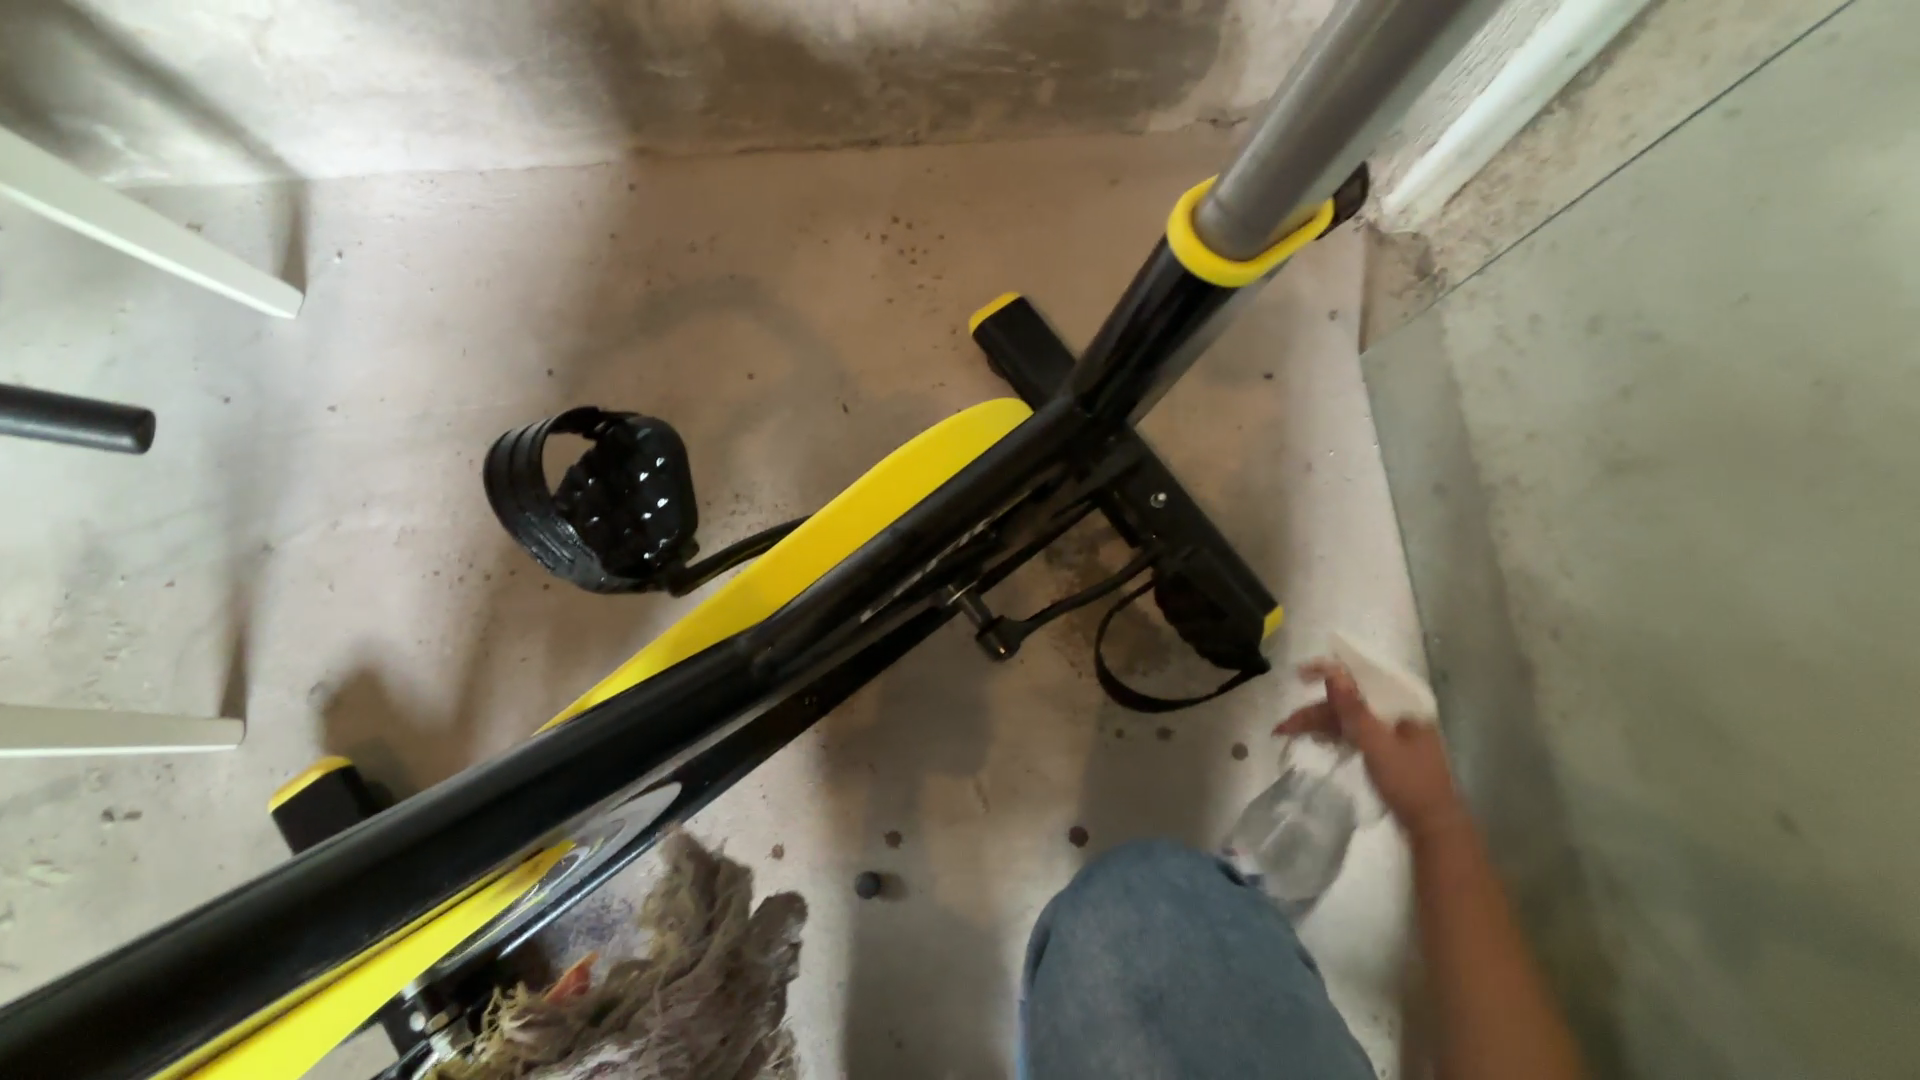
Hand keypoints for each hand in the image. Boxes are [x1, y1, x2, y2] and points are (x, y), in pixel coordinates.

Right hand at [1277, 660, 1468, 839]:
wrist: (1433, 827)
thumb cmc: (1410, 783)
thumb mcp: (1378, 744)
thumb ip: (1354, 709)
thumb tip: (1334, 671)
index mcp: (1403, 704)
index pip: (1363, 675)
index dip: (1331, 672)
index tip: (1300, 675)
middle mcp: (1397, 712)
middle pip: (1349, 701)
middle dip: (1316, 710)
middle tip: (1285, 725)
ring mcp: (1391, 732)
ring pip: (1347, 718)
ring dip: (1318, 723)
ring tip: (1286, 733)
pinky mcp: (1385, 749)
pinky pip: (1353, 733)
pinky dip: (1332, 734)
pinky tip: (1314, 739)